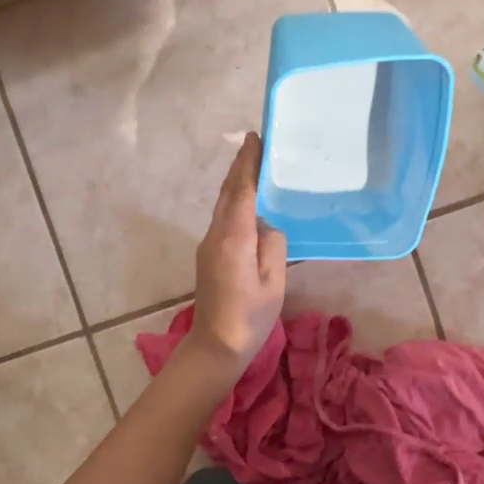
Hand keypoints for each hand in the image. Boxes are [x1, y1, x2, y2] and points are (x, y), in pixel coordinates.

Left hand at [187, 132, 286, 374]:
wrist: (216, 346)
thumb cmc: (249, 316)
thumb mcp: (273, 281)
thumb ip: (274, 244)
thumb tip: (269, 224)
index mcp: (234, 237)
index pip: (242, 190)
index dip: (249, 163)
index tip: (256, 138)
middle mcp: (216, 234)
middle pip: (228, 193)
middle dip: (241, 166)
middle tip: (257, 142)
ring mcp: (209, 244)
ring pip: (223, 204)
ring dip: (237, 182)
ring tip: (255, 164)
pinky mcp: (209, 255)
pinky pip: (223, 218)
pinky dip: (236, 200)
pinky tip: (249, 200)